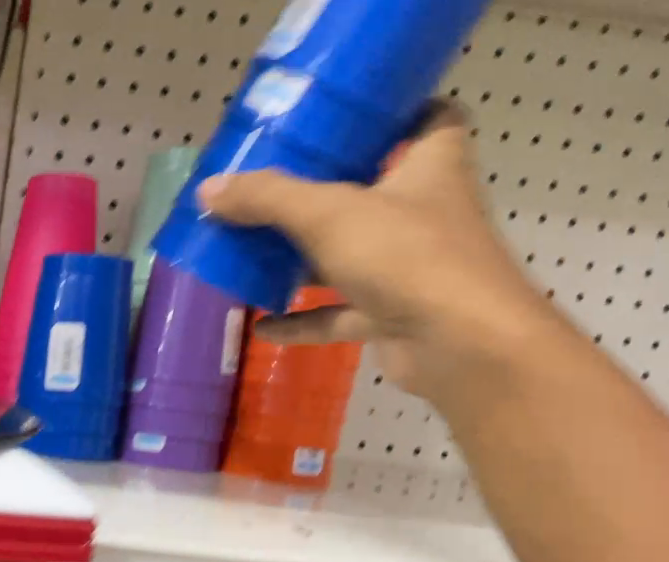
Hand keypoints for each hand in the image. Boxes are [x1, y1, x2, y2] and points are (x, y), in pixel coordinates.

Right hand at [195, 104, 568, 402]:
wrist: (459, 343)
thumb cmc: (407, 256)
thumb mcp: (328, 215)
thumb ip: (268, 199)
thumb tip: (209, 189)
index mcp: (430, 167)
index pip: (429, 120)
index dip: (396, 112)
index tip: (349, 116)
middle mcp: (425, 212)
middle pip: (375, 190)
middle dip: (326, 190)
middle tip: (273, 185)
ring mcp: (409, 268)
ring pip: (351, 256)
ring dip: (306, 259)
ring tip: (256, 253)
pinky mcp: (392, 315)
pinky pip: (338, 313)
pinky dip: (301, 321)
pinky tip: (261, 324)